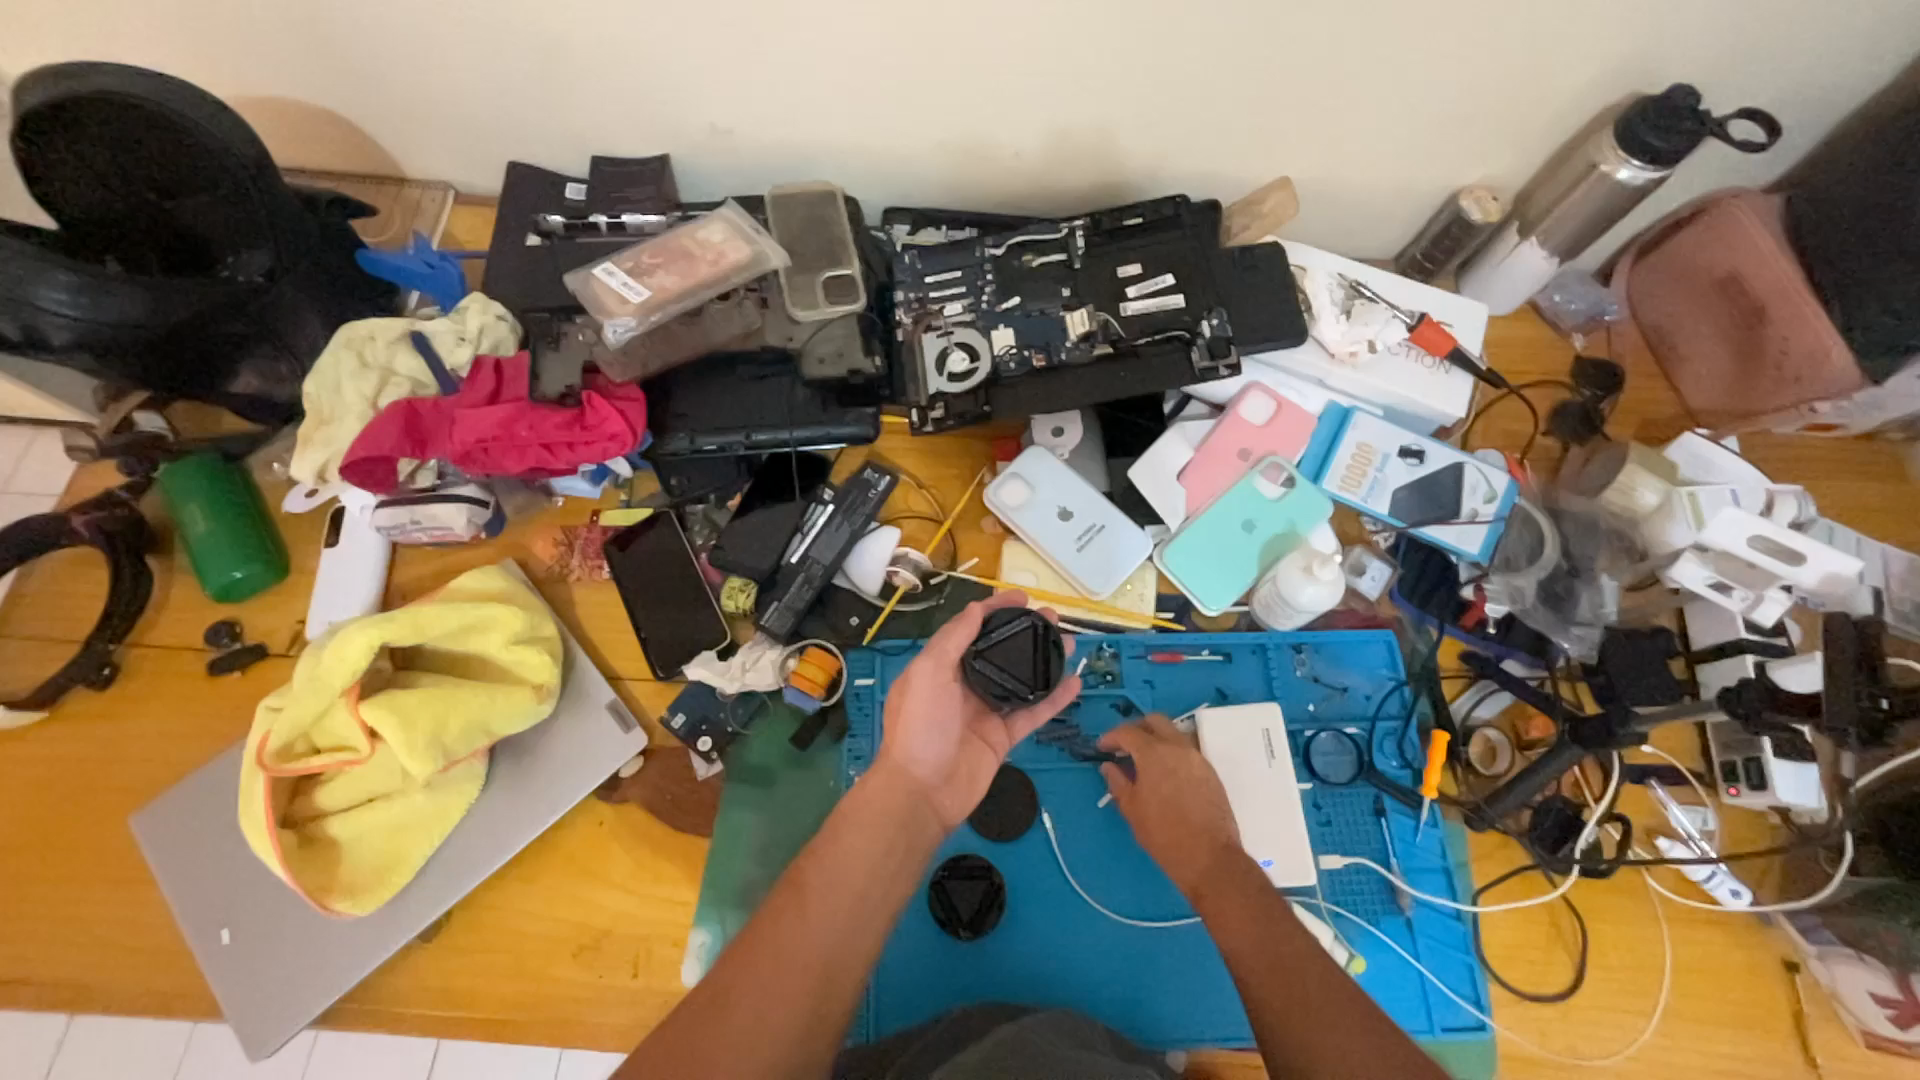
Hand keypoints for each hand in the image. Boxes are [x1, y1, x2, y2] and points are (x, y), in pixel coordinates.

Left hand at [873, 591, 1080, 828]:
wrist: (922, 792)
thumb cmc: (920, 726)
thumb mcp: (928, 673)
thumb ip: (953, 640)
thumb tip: (975, 609)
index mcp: (941, 667)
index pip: (970, 629)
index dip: (994, 610)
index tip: (1021, 597)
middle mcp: (963, 685)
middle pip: (1000, 653)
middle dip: (1025, 633)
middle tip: (1053, 619)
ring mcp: (985, 712)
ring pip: (1021, 680)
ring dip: (1044, 662)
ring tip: (1069, 643)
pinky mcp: (1003, 738)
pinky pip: (1033, 713)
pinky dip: (1054, 699)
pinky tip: (1075, 683)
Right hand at [1098, 714, 1245, 898]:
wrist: (1209, 857)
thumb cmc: (1163, 834)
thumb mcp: (1132, 809)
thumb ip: (1118, 782)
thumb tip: (1109, 766)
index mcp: (1154, 753)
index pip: (1128, 732)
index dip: (1111, 737)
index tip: (1102, 748)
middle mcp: (1177, 747)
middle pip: (1155, 721)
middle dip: (1136, 728)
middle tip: (1124, 747)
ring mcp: (1197, 757)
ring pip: (1174, 733)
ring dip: (1156, 739)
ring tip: (1144, 761)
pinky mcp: (1210, 771)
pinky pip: (1187, 750)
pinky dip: (1172, 753)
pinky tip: (1165, 774)